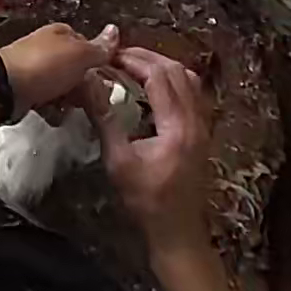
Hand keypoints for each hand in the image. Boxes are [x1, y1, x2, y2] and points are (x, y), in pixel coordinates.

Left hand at [0, 23, 118, 113]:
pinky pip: (48, 100)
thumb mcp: (79, 55)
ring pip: (64, 87)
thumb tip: (115, 29)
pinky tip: (54, 116)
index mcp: (62, 33)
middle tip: (90, 103)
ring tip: (68, 109)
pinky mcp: (28, 89)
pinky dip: (53, 109)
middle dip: (85, 87)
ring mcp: (37, 69)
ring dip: (69, 101)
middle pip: (77, 69)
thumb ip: (99, 48)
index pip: (90, 47)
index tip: (108, 84)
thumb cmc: (45, 67)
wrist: (4, 88)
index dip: (100, 65)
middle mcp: (49, 48)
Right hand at [86, 47, 211, 236]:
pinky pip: (192, 92)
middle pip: (176, 70)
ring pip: (188, 78)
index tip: (109, 57)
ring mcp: (203, 126)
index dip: (133, 60)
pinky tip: (152, 86)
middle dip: (147, 57)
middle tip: (118, 56)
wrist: (178, 235)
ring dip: (161, 65)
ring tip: (134, 64)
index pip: (158, 76)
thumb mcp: (118, 161)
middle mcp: (196, 120)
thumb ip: (104, 117)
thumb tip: (87, 82)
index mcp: (177, 126)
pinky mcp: (202, 132)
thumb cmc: (146, 200)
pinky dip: (172, 79)